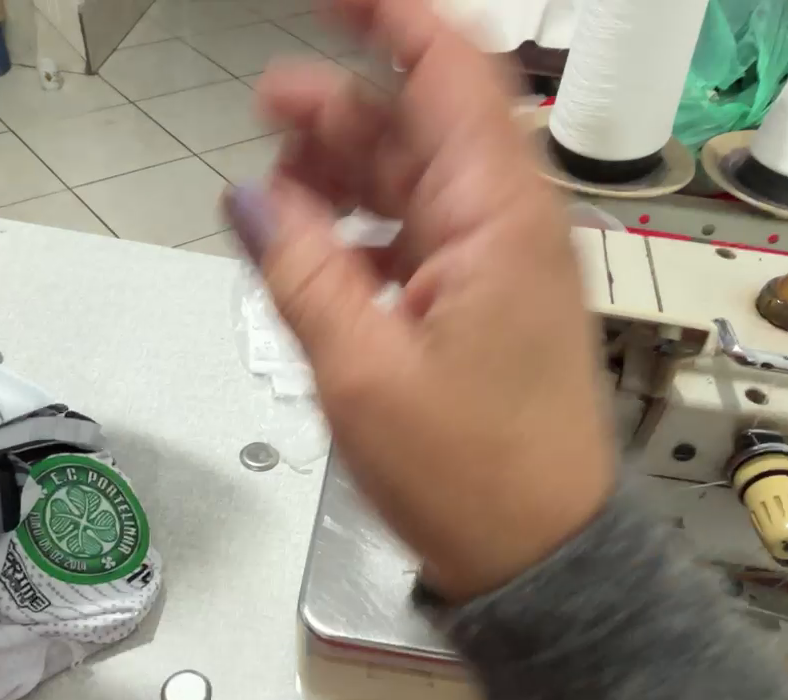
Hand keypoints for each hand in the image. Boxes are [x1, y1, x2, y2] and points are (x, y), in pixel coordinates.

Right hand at [226, 0, 614, 601]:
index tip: (320, 3)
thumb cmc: (469, 476)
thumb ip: (301, 272)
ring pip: (417, 190)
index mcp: (497, 217)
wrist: (537, 556)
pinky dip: (368, 239)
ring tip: (279, 193)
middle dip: (340, 110)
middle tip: (263, 114)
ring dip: (348, 179)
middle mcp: (510, 228)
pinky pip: (420, 248)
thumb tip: (250, 199)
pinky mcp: (485, 315)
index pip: (449, 67)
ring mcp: (500, 273)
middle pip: (421, 128)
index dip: (383, 17)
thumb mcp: (362, 373)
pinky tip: (322, 256)